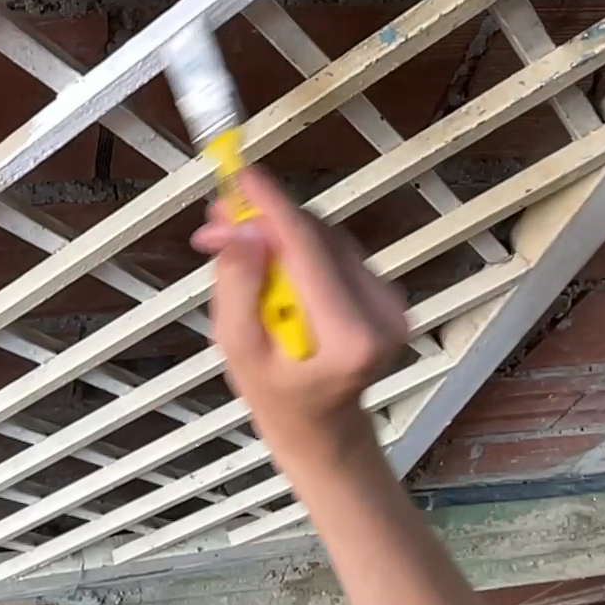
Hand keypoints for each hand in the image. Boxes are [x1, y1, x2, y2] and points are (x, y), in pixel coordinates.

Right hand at [192, 168, 410, 466]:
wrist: (323, 430)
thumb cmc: (275, 398)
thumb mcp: (237, 347)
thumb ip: (238, 286)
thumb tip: (243, 228)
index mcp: (350, 334)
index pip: (308, 249)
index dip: (271, 205)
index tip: (239, 174)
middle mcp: (382, 310)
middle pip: (316, 237)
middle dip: (262, 220)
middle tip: (214, 222)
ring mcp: (390, 300)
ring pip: (323, 238)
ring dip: (275, 230)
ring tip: (231, 243)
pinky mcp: (385, 292)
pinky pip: (331, 250)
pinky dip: (294, 245)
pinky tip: (265, 260)